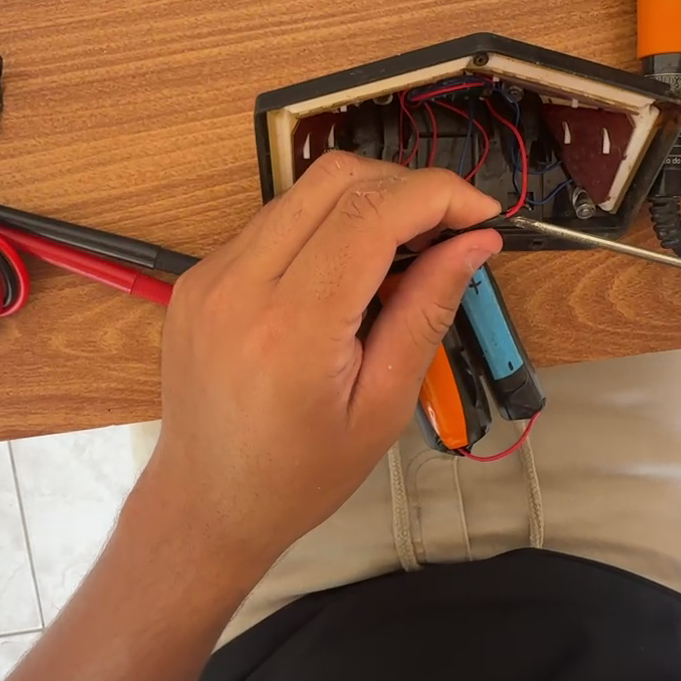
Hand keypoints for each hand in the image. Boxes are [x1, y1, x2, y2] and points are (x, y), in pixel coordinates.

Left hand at [143, 152, 502, 573]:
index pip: (372, 212)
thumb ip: (426, 313)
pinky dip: (322, 226)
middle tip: (444, 228)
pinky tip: (343, 271)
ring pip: (303, 191)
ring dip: (364, 202)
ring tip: (400, 252)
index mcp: (293, 326)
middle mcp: (240, 283)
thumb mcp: (383, 407)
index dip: (439, 194)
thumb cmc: (299, 475)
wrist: (206, 503)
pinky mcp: (199, 276)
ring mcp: (210, 274)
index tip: (480, 213)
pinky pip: (273, 221)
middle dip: (404, 185)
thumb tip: (473, 243)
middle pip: (335, 177)